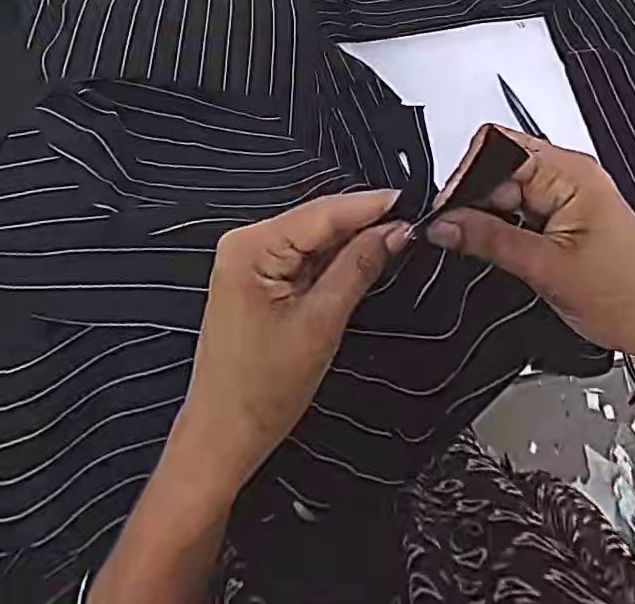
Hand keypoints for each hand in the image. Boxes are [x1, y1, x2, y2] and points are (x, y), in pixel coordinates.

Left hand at [170, 191, 408, 500]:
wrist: (223, 435)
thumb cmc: (260, 390)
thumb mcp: (320, 323)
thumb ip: (358, 268)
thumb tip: (393, 231)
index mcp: (250, 248)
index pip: (321, 213)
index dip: (369, 205)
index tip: (409, 199)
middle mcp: (244, 244)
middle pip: (316, 221)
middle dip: (363, 221)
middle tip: (411, 220)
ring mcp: (249, 260)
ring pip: (312, 238)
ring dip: (351, 239)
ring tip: (396, 236)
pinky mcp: (257, 278)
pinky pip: (302, 256)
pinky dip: (333, 259)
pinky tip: (363, 256)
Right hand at [426, 128, 634, 411]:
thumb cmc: (633, 299)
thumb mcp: (547, 268)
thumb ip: (487, 239)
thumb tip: (443, 222)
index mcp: (570, 172)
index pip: (495, 146)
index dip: (465, 176)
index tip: (448, 212)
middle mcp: (568, 175)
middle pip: (495, 167)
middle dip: (472, 200)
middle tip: (459, 236)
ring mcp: (565, 196)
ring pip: (502, 191)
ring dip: (486, 218)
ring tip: (491, 251)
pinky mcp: (561, 218)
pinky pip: (515, 210)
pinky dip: (500, 229)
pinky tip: (504, 253)